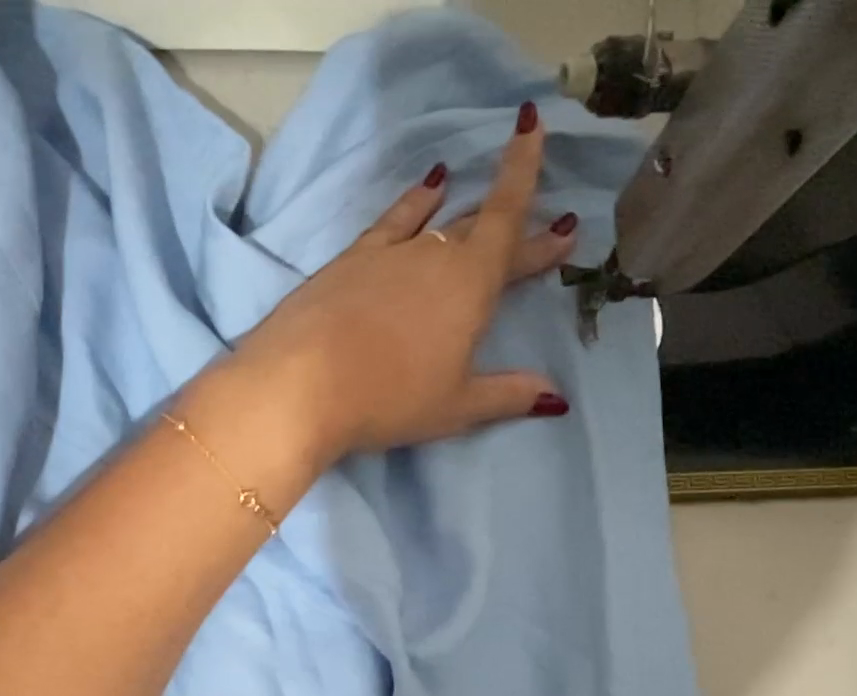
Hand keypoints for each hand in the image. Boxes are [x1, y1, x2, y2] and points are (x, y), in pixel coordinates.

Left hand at [228, 101, 580, 464]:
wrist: (300, 384)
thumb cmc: (390, 398)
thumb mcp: (458, 406)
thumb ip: (509, 395)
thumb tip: (556, 398)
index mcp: (470, 284)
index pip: (507, 219)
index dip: (525, 173)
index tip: (535, 128)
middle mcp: (433, 256)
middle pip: (482, 230)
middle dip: (517, 231)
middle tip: (550, 230)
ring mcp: (389, 253)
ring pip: (438, 223)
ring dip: (464, 213)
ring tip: (474, 193)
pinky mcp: (351, 259)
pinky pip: (394, 220)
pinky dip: (413, 202)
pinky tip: (425, 189)